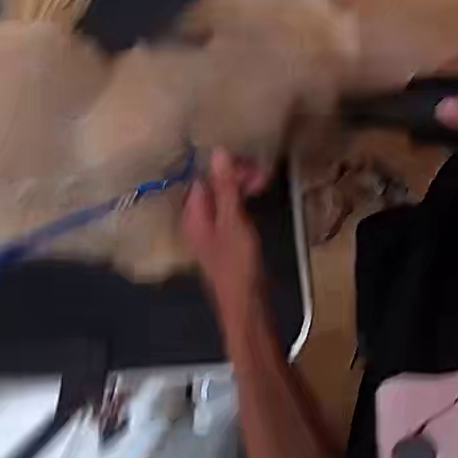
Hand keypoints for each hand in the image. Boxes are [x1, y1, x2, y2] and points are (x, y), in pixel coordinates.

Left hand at [180, 149, 270, 311]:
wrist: (247, 304)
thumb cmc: (237, 264)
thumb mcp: (234, 221)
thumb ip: (226, 188)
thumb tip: (217, 153)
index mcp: (193, 216)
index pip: (203, 179)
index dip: (225, 167)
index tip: (251, 162)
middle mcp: (198, 222)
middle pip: (212, 188)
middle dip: (236, 176)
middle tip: (263, 174)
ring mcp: (212, 232)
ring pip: (223, 199)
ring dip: (241, 188)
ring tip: (264, 183)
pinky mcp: (226, 240)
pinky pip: (231, 211)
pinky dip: (243, 202)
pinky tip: (257, 200)